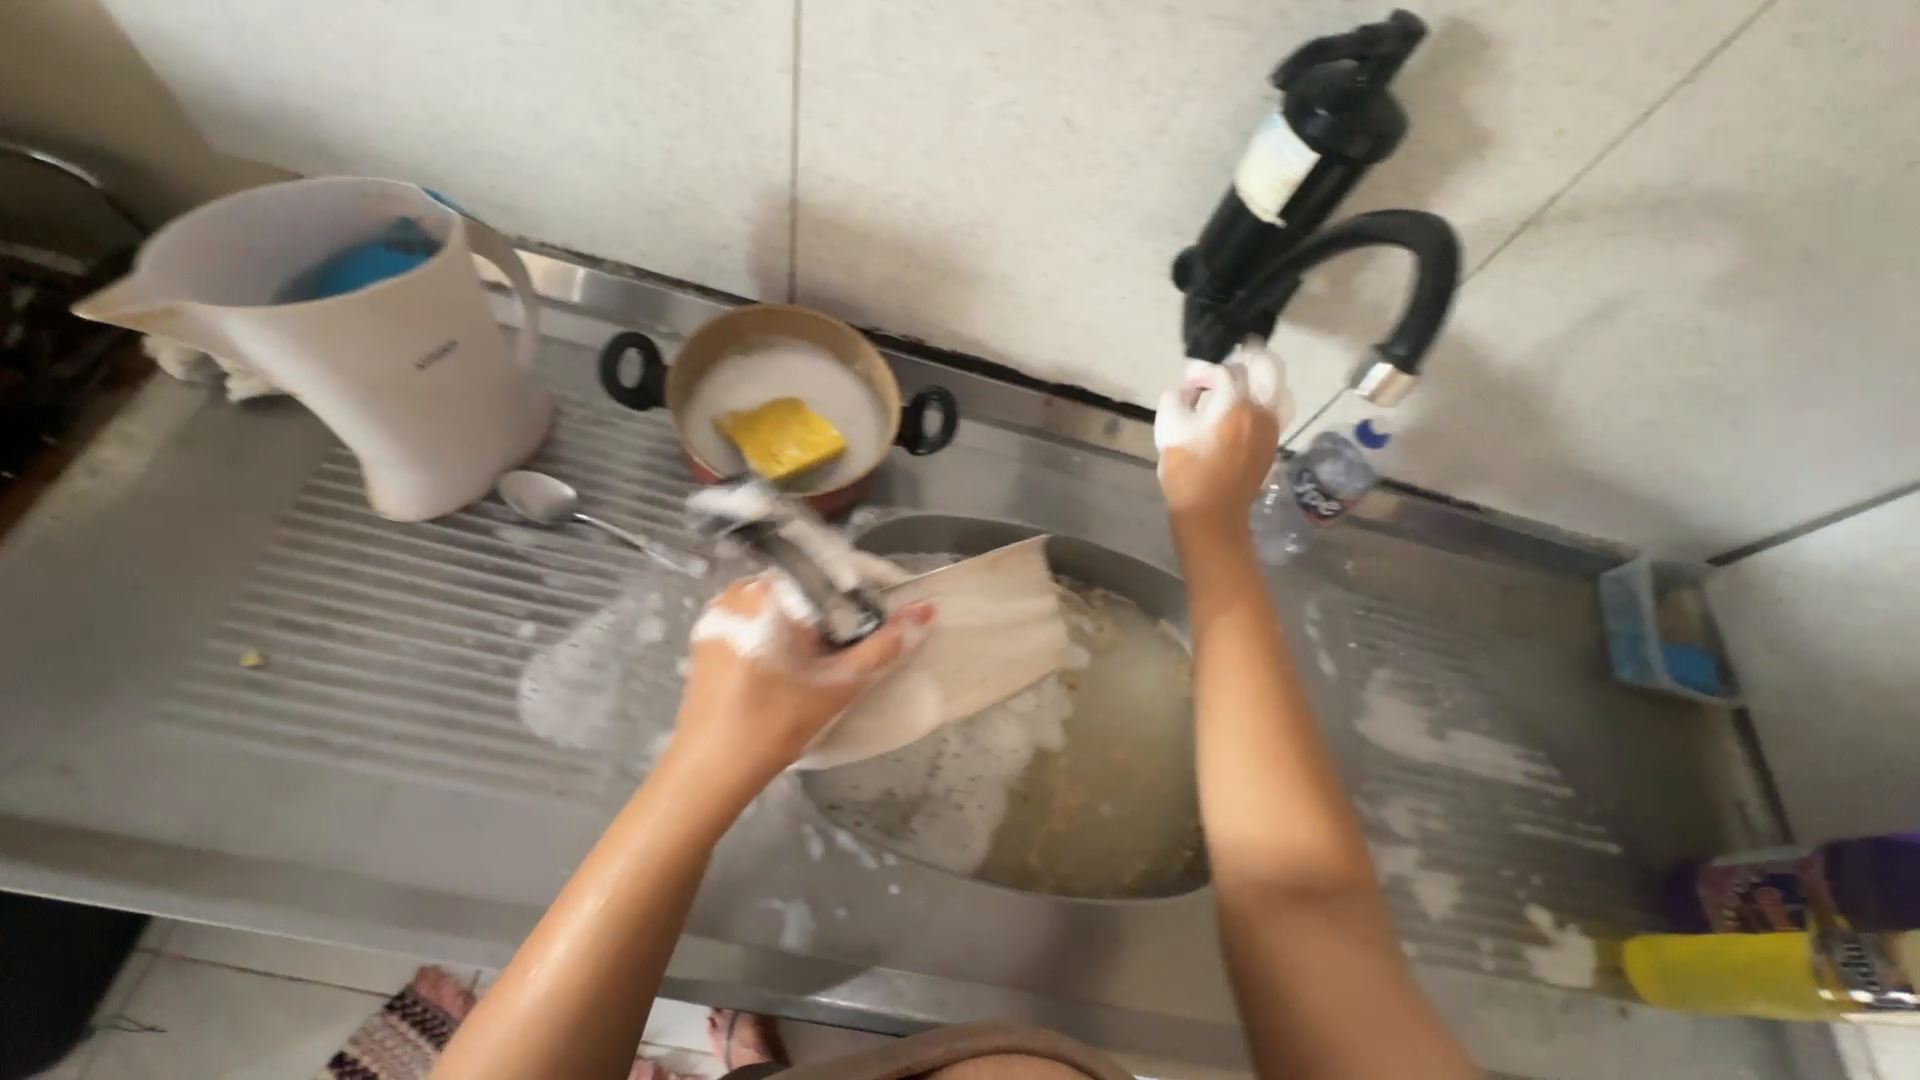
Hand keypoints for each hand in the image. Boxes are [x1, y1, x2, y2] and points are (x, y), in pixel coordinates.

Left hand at [669, 575, 933, 791]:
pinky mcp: (711, 632)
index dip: (871, 587)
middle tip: (868, 635)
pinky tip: (798, 659)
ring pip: (785, 600)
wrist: (709, 769)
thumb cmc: (777, 724)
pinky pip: (760, 615)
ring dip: (813, 618)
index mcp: (773, 593)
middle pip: (809, 585)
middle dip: (842, 607)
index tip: (894, 608)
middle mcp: (743, 589)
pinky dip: (785, 628)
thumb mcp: (840, 685)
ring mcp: (721, 609)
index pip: (834, 572)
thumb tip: (924, 611)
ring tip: (835, 651)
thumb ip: (885, 645)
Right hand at [1155, 341, 1289, 536]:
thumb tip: (1190, 390)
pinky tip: (1248, 404)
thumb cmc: (1186, 471)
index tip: (1188, 382)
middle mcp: (1260, 410)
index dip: (1201, 371)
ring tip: (1244, 379)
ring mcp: (1272, 426)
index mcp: (1233, 404)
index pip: (1222, 371)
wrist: (1211, 512)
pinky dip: (1266, 397)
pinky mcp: (1273, 441)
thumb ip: (1176, 397)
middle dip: (1248, 357)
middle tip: (1231, 357)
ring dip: (1262, 377)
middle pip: (1267, 366)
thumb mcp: (1167, 428)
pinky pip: (1278, 408)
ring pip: (1279, 387)